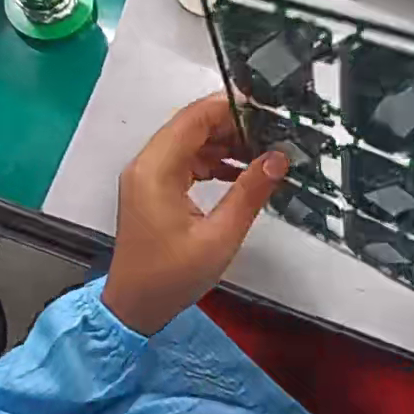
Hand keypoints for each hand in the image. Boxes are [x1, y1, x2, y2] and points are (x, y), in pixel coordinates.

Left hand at [102, 94, 288, 334]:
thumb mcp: (219, 237)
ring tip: (264, 152)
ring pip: (188, 144)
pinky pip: (183, 163)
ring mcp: (146, 177)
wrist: (135, 306)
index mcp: (155, 170)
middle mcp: (145, 165)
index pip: (193, 119)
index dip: (230, 107)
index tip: (267, 108)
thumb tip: (278, 158)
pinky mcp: (151, 190)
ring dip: (223, 144)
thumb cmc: (172, 277)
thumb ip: (249, 193)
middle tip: (272, 131)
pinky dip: (210, 163)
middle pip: (189, 127)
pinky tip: (241, 172)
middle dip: (231, 125)